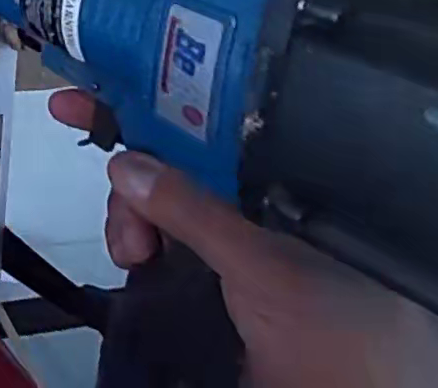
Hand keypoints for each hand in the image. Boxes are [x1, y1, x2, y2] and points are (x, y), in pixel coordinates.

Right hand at [49, 90, 437, 387]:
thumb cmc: (348, 344)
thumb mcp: (268, 271)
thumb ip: (194, 213)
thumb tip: (125, 165)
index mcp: (274, 184)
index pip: (200, 127)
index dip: (145, 104)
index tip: (89, 94)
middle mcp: (248, 203)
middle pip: (166, 161)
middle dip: (127, 173)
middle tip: (111, 197)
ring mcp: (225, 242)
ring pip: (152, 200)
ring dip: (126, 216)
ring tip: (130, 253)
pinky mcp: (205, 277)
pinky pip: (152, 238)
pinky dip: (130, 239)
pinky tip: (130, 257)